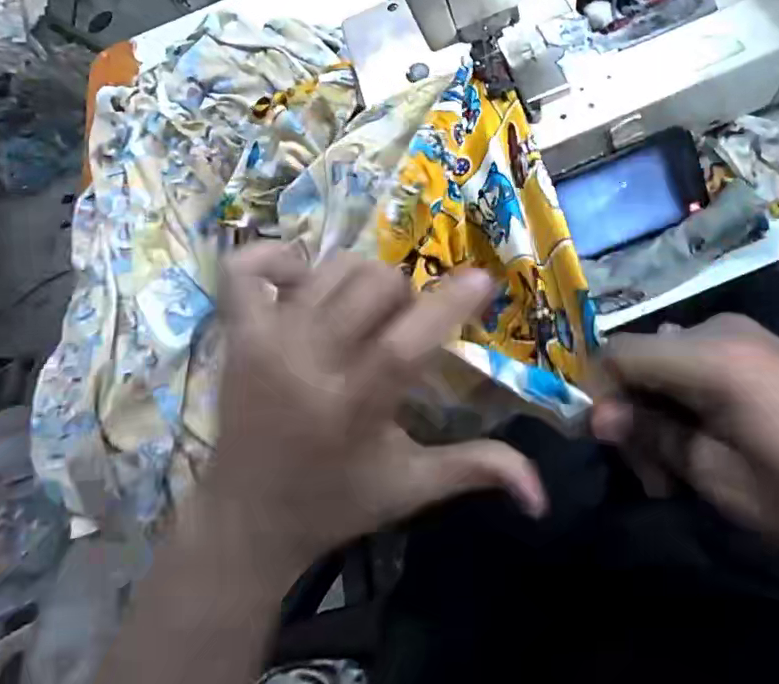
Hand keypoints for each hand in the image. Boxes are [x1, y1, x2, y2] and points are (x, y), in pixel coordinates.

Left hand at [195, 244, 546, 578]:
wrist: (243, 520)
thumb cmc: (335, 502)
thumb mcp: (410, 489)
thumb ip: (476, 471)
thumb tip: (542, 491)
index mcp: (351, 410)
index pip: (403, 345)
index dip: (448, 304)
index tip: (482, 279)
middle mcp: (305, 366)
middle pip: (373, 287)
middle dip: (407, 296)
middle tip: (406, 325)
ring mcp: (264, 343)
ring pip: (332, 268)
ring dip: (365, 279)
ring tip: (367, 312)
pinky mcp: (236, 334)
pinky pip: (247, 267)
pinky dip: (280, 259)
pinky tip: (306, 281)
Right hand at [592, 314, 778, 589]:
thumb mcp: (722, 481)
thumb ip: (654, 437)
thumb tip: (599, 415)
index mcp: (711, 355)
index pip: (619, 351)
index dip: (599, 394)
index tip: (608, 447)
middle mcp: (723, 327)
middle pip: (644, 358)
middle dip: (635, 414)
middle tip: (654, 479)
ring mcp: (747, 334)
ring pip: (669, 362)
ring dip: (662, 413)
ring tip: (682, 472)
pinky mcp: (762, 349)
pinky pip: (700, 363)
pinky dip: (689, 402)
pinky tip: (709, 445)